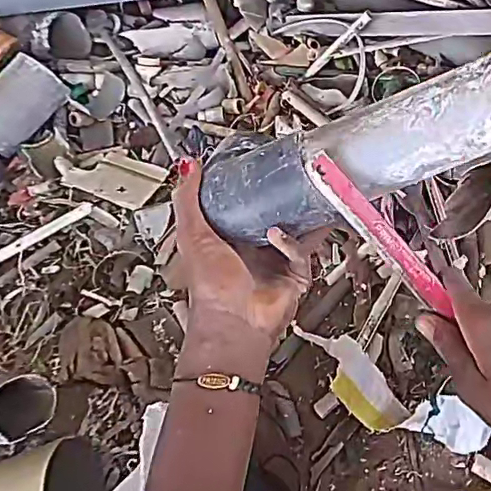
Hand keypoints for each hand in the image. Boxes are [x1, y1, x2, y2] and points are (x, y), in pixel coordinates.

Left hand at [170, 158, 322, 358]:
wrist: (234, 323)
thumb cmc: (210, 290)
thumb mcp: (191, 234)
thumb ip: (188, 200)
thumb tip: (187, 168)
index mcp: (228, 240)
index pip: (244, 207)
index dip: (251, 190)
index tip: (257, 170)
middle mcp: (254, 251)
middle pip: (275, 216)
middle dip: (283, 202)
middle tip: (288, 183)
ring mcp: (277, 263)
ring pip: (297, 232)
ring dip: (297, 220)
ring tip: (295, 204)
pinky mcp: (296, 275)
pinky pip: (303, 251)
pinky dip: (292, 242)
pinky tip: (279, 236)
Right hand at [415, 267, 490, 463]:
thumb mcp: (472, 386)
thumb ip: (448, 348)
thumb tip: (426, 321)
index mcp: (482, 321)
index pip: (451, 283)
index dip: (432, 283)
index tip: (418, 288)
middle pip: (466, 306)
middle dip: (454, 328)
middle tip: (453, 364)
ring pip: (484, 322)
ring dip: (476, 342)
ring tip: (484, 381)